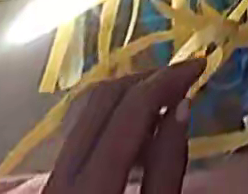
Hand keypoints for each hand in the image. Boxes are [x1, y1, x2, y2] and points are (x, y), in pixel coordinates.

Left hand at [44, 60, 204, 193]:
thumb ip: (168, 168)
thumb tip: (183, 104)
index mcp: (90, 187)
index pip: (132, 108)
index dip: (169, 79)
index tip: (200, 66)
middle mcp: (60, 174)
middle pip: (104, 96)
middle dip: (148, 78)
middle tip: (184, 79)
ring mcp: (48, 178)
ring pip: (88, 108)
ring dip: (130, 94)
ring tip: (165, 101)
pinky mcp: (47, 182)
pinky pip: (80, 130)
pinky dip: (113, 116)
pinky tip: (138, 129)